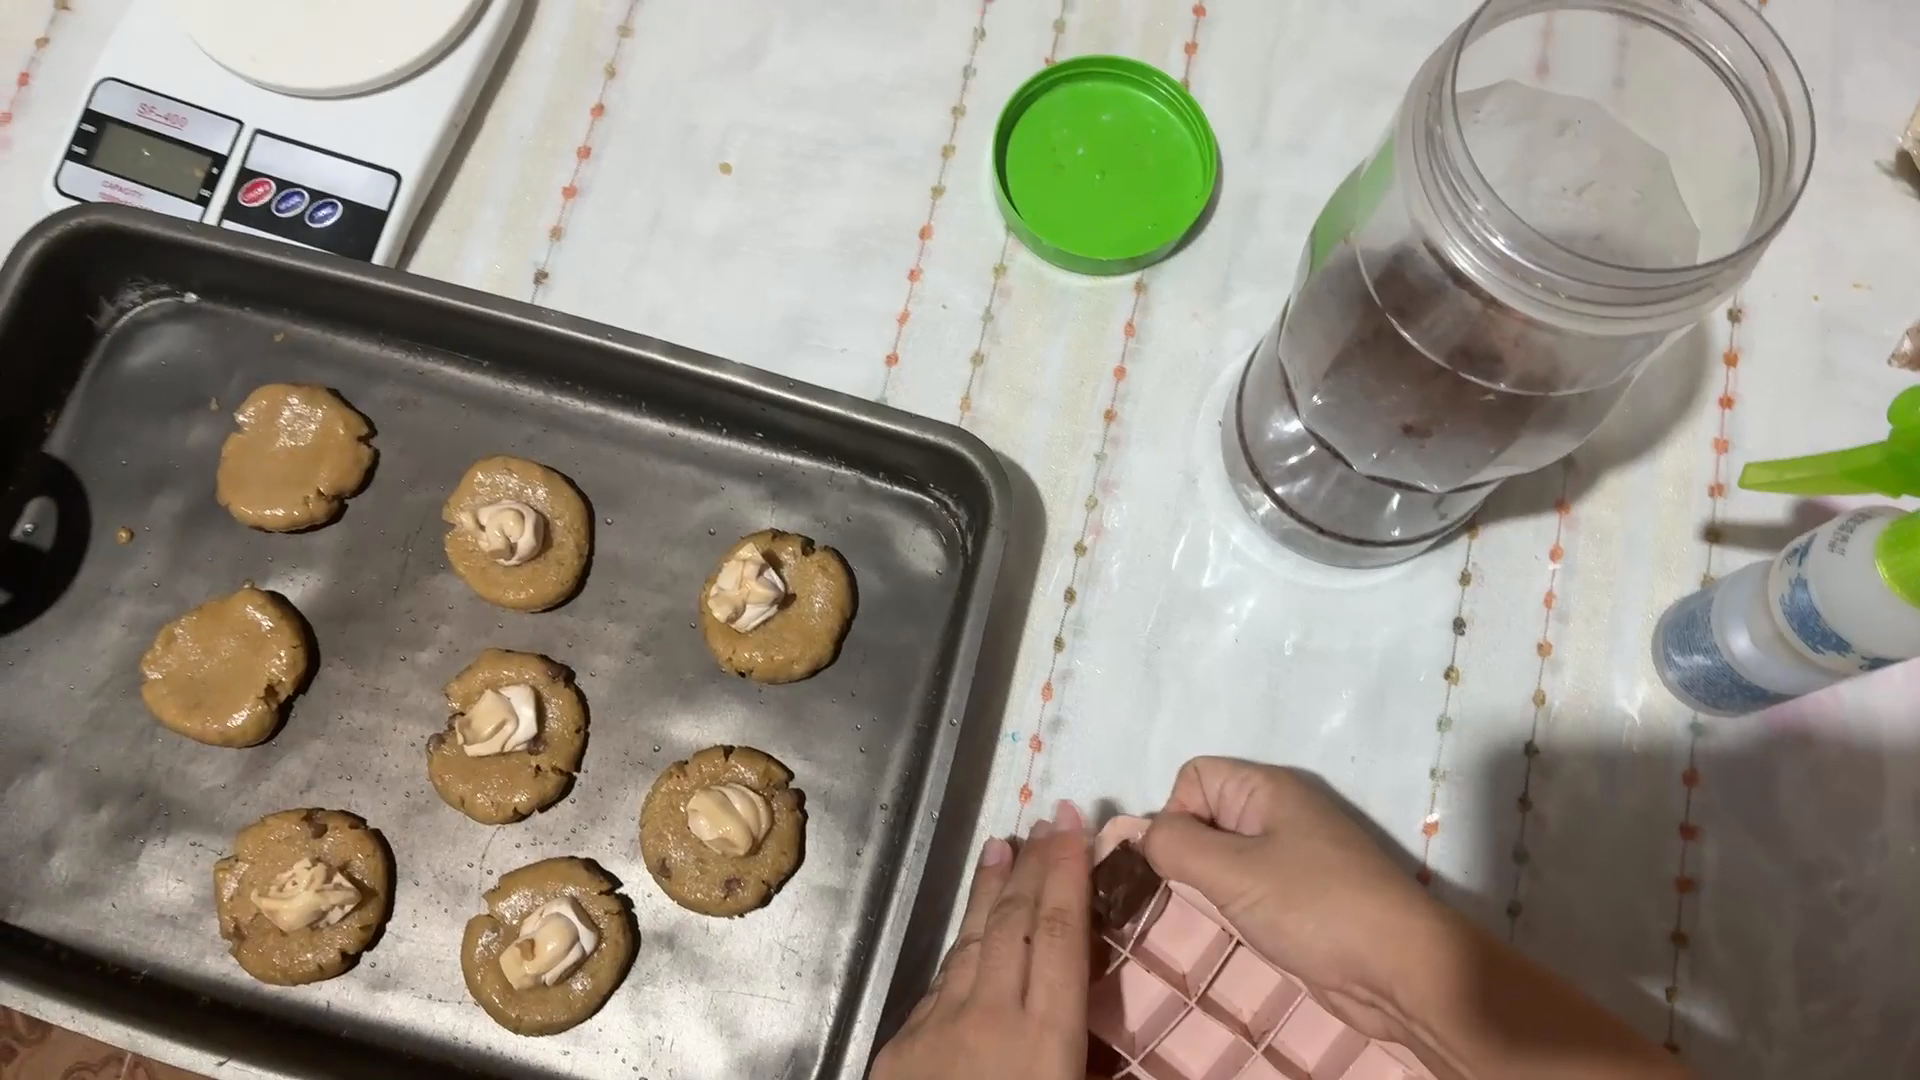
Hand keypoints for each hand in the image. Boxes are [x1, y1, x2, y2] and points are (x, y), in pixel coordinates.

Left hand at [872, 801, 1090, 1079]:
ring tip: (999, 846)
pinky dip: (961, 950)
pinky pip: (940, 986)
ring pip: (969, 940)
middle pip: (1014, 922)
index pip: (1059, 933)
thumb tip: (1105, 1016)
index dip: (1067, 871)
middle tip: (1044, 822)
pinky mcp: (900, 1043)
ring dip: (988, 890)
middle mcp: (989, 1015)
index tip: (1071, 821)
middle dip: (1033, 865)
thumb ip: (1095, 1058)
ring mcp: (937, 1024)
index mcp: (1044, 1039)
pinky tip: (968, 936)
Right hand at [1141, 758, 1436, 1043]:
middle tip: (1202, 891)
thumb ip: (1174, 844)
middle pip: (1204, 813)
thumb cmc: (1316, 907)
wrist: (1408, 975)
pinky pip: (1247, 882)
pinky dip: (1236, 902)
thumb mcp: (1231, 872)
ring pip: (1223, 852)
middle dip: (1191, 852)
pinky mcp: (1302, 893)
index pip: (1192, 777)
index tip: (1184, 861)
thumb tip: (1142, 836)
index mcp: (1264, 788)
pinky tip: (1248, 927)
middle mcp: (1276, 811)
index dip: (1176, 813)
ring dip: (1213, 882)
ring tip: (1226, 912)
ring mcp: (1292, 853)